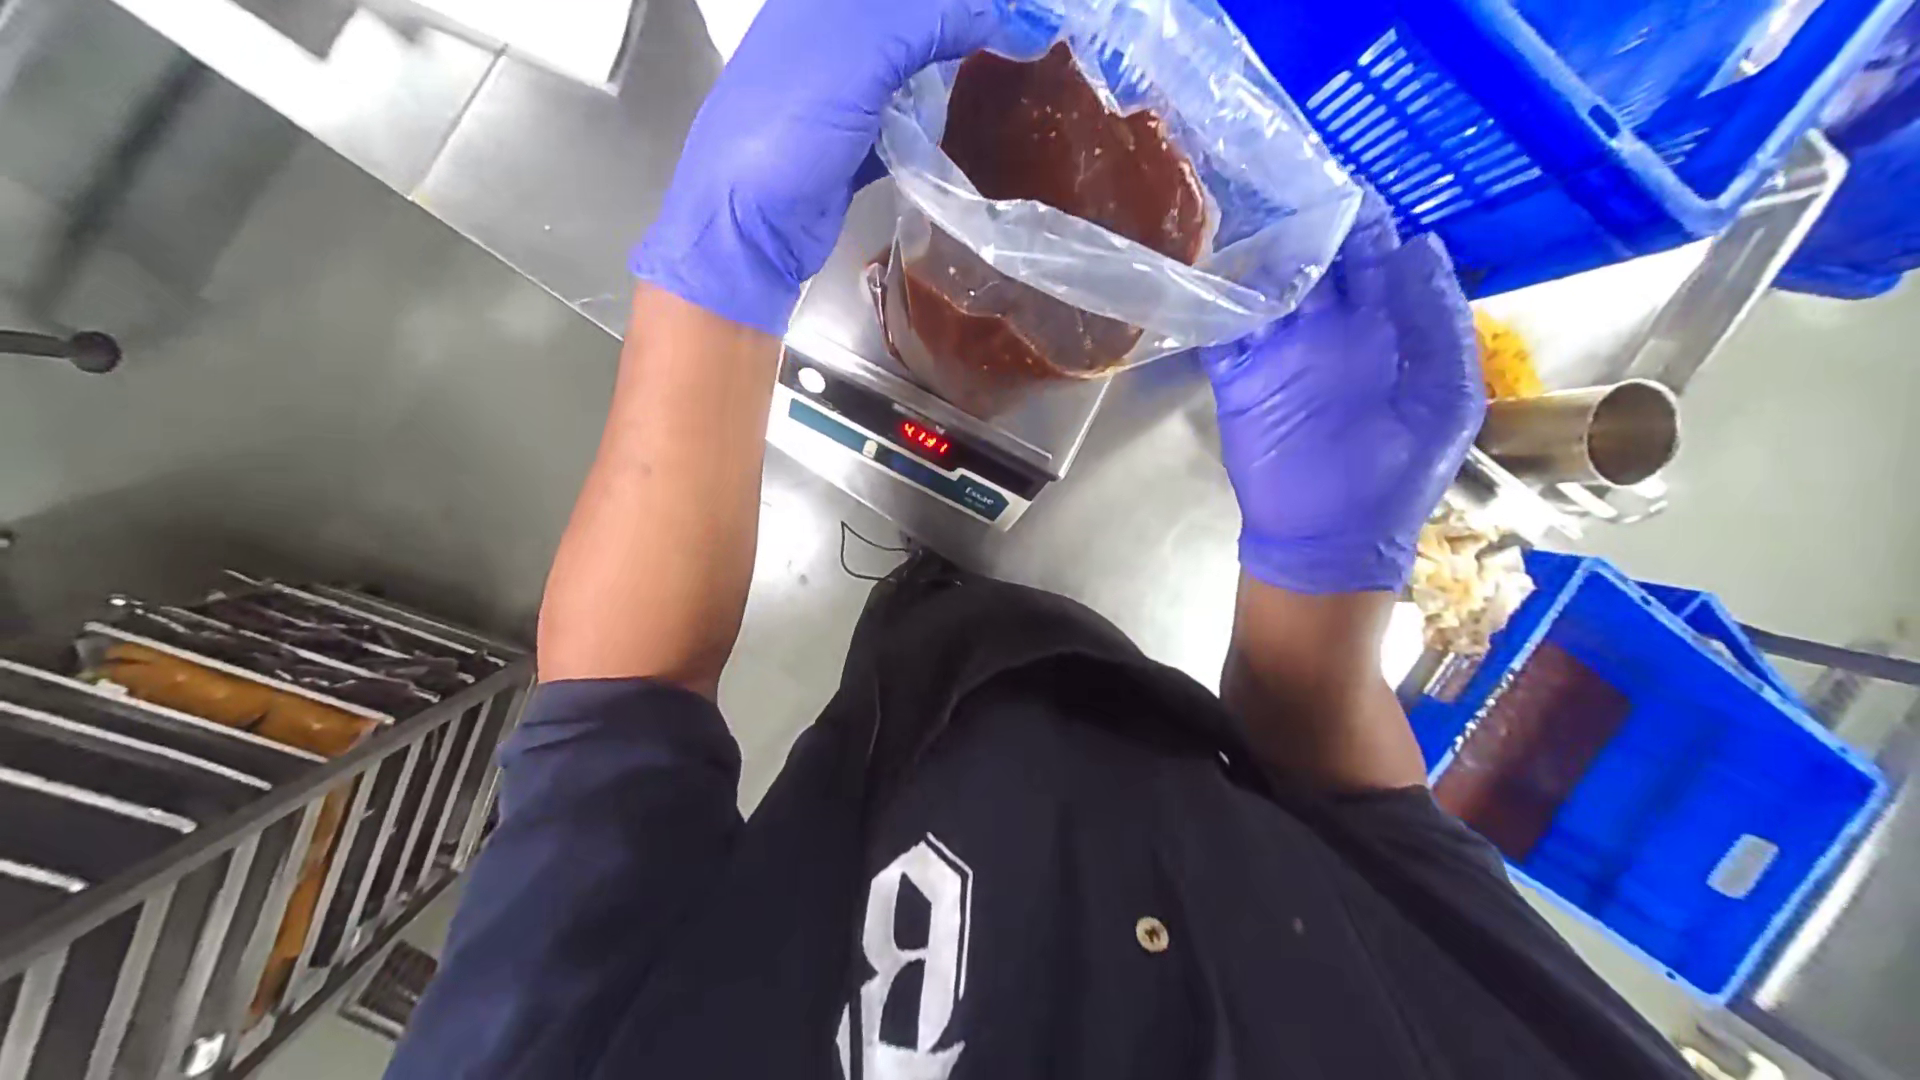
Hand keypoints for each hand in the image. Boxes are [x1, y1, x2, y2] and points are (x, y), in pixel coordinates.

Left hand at [631, 0, 1011, 335]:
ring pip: (903, 77)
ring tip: (989, 85)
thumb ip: (921, 21)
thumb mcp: (858, 56)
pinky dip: (923, 130)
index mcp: (819, 3)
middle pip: (904, 25)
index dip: (953, 2)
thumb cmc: (791, 127)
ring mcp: (835, 103)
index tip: (1006, 12)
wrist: (750, 225)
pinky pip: (896, 129)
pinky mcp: (847, 153)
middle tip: (1007, 43)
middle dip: (952, 32)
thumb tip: (990, 11)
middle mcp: (826, 44)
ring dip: (941, 82)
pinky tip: (950, 132)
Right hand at [1200, 195, 1484, 593]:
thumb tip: (1419, 244)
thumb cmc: (1395, 475)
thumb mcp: (1443, 395)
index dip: (1362, 225)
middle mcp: (1328, 335)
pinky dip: (1214, 305)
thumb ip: (1436, 323)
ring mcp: (1278, 357)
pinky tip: (1212, 275)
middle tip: (1286, 186)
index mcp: (1384, 332)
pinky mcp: (1236, 384)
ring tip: (1247, 219)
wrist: (1325, 539)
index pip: (1372, 261)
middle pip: (1312, 268)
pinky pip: (1222, 335)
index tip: (1348, 188)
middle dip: (1303, 231)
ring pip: (1263, 292)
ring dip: (1255, 260)